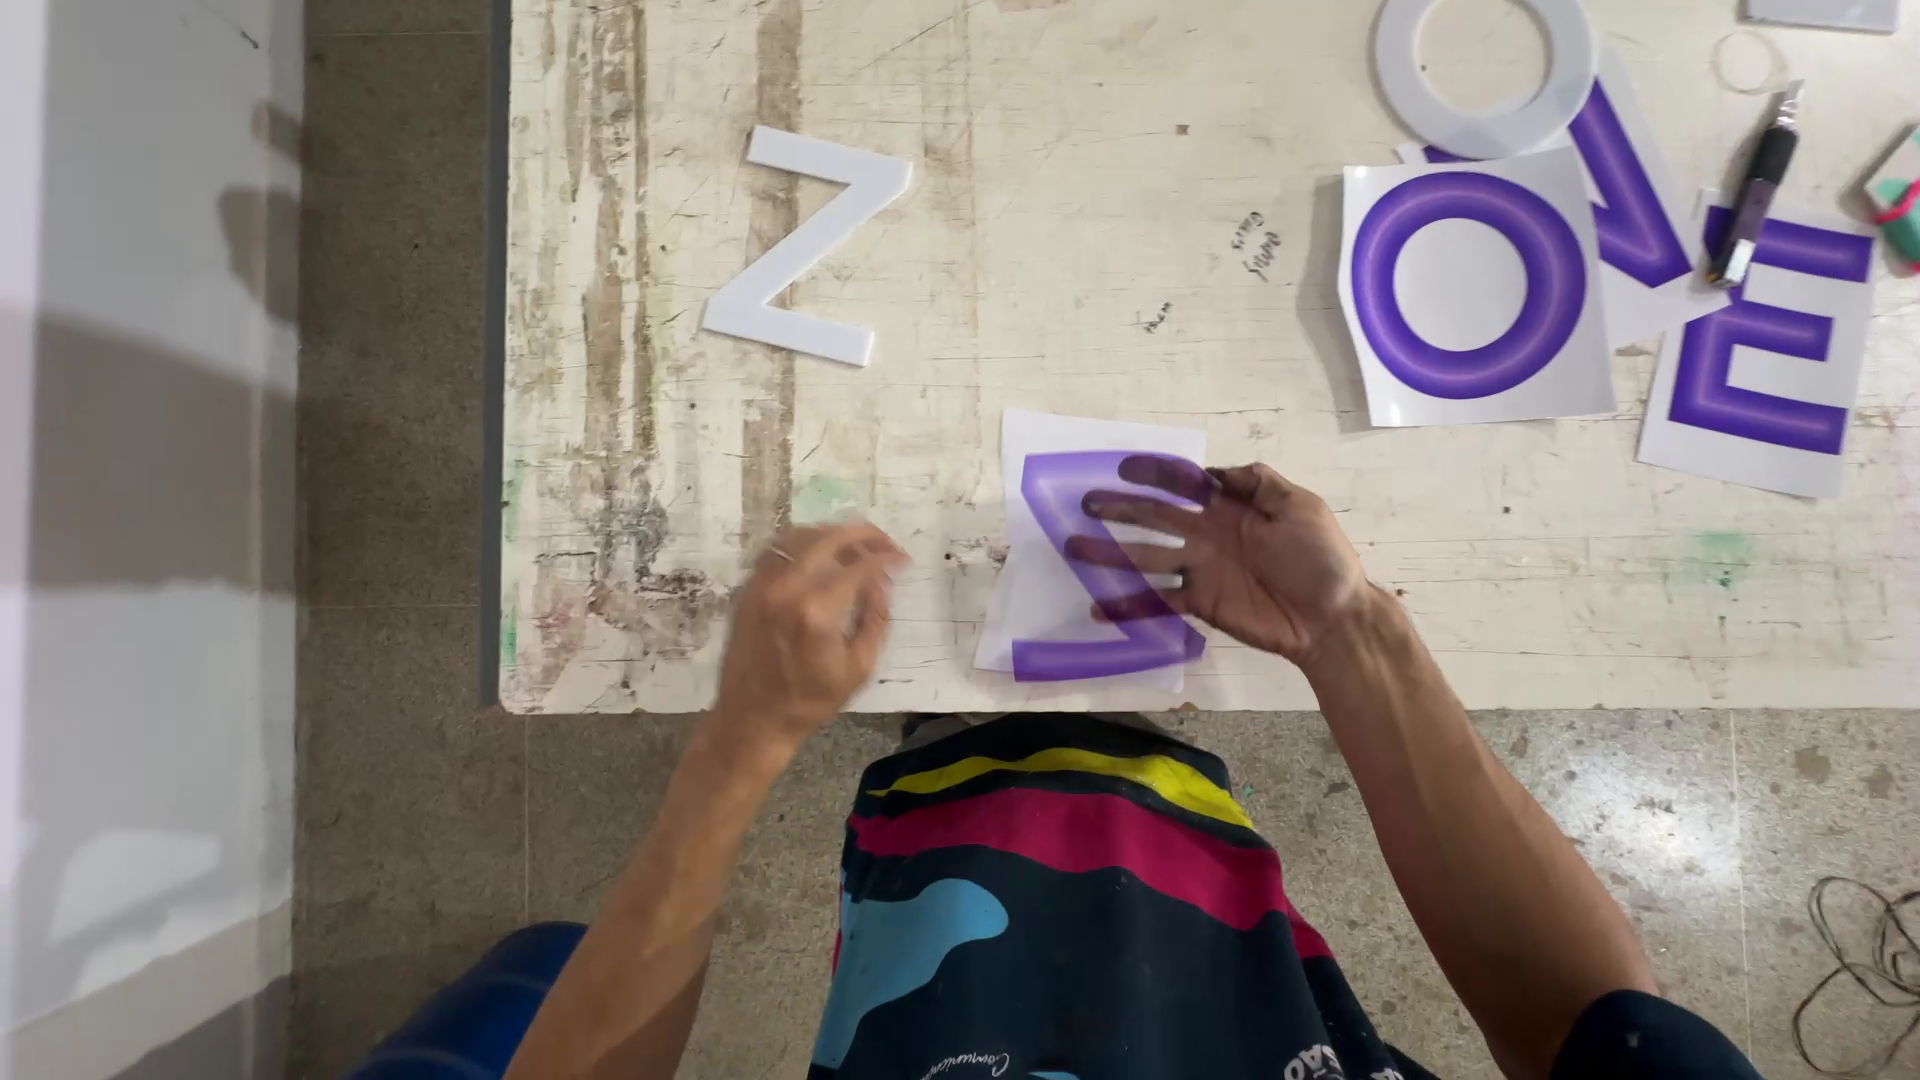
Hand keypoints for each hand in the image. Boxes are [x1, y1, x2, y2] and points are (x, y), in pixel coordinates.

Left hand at [709, 523, 907, 754]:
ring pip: (799, 536)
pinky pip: (775, 551)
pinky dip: (800, 545)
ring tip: (852, 545)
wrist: (753, 718)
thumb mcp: (858, 667)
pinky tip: (817, 557)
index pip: (860, 566)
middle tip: (883, 542)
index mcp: (818, 610)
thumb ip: (876, 620)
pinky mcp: (748, 590)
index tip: (902, 560)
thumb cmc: (810, 700)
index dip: (887, 558)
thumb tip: (883, 586)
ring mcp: (763, 585)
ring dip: (830, 534)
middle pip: (829, 538)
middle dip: (863, 534)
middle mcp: (788, 588)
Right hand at [1067, 457, 1370, 668]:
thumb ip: (1256, 483)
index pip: (1183, 484)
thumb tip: (1213, 471)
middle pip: (1154, 517)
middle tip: (1086, 503)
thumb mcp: (1299, 507)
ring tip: (1074, 548)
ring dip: (1109, 554)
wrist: (1332, 616)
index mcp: (1228, 506)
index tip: (1124, 468)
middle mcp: (1205, 533)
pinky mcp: (1198, 602)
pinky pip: (1157, 601)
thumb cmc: (1319, 557)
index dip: (1154, 474)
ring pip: (1145, 557)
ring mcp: (1198, 569)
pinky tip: (1097, 608)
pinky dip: (1127, 605)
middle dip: (1120, 508)